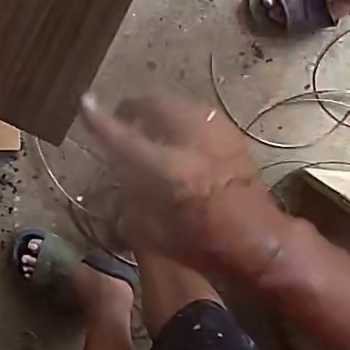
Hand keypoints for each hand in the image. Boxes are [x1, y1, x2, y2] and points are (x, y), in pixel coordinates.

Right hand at [81, 92, 312, 286]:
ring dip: (156, 109)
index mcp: (172, 171)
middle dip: (133, 107)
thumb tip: (120, 173)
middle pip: (154, 105)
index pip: (126, 138)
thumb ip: (132, 196)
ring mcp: (216, 135)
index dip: (101, 121)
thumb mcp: (155, 231)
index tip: (85, 103)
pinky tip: (176, 133)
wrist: (264, 244)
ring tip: (147, 124)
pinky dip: (179, 117)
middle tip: (121, 119)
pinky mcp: (232, 135)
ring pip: (177, 103)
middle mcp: (194, 144)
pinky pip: (196, 113)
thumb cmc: (205, 246)